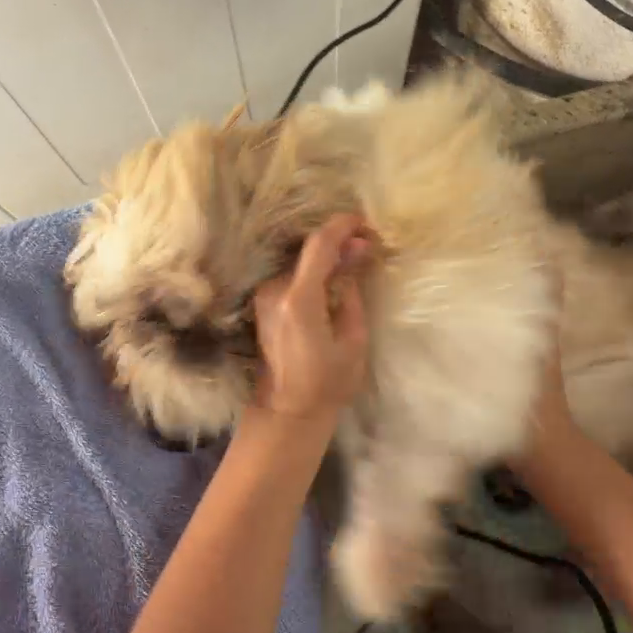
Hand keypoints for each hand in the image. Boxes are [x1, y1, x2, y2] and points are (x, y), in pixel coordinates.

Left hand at [249, 214, 371, 424]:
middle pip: (309, 251)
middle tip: (368, 246)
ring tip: (355, 261)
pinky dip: (314, 270)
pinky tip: (334, 276)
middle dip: (340, 242)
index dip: (342, 226)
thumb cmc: (327, 382)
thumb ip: (352, 289)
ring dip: (327, 257)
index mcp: (298, 299)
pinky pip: (293, 275)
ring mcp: (264, 295)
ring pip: (301, 262)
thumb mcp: (353, 338)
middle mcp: (275, 290)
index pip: (319, 245)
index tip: (365, 222)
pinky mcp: (263, 302)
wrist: (287, 411)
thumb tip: (359, 250)